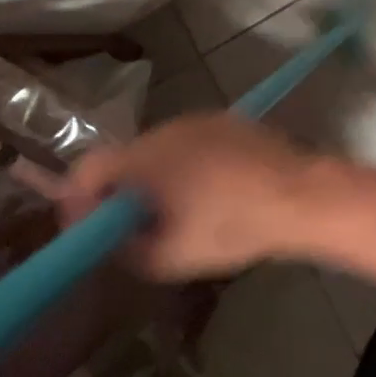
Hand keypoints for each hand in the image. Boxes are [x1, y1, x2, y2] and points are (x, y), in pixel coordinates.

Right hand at [61, 113, 314, 279]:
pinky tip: (208, 193)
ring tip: (173, 213)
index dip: (76, 201)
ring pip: (161, 149)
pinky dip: (187, 166)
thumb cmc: (230, 225)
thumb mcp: (166, 258)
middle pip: (125, 156)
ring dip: (155, 177)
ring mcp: (203, 118)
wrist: (299, 194)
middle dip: (119, 192)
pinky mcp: (231, 120)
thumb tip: (116, 239)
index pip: (88, 167)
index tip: (87, 230)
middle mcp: (168, 127)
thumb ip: (126, 248)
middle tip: (129, 227)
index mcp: (145, 155)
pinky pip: (192, 143)